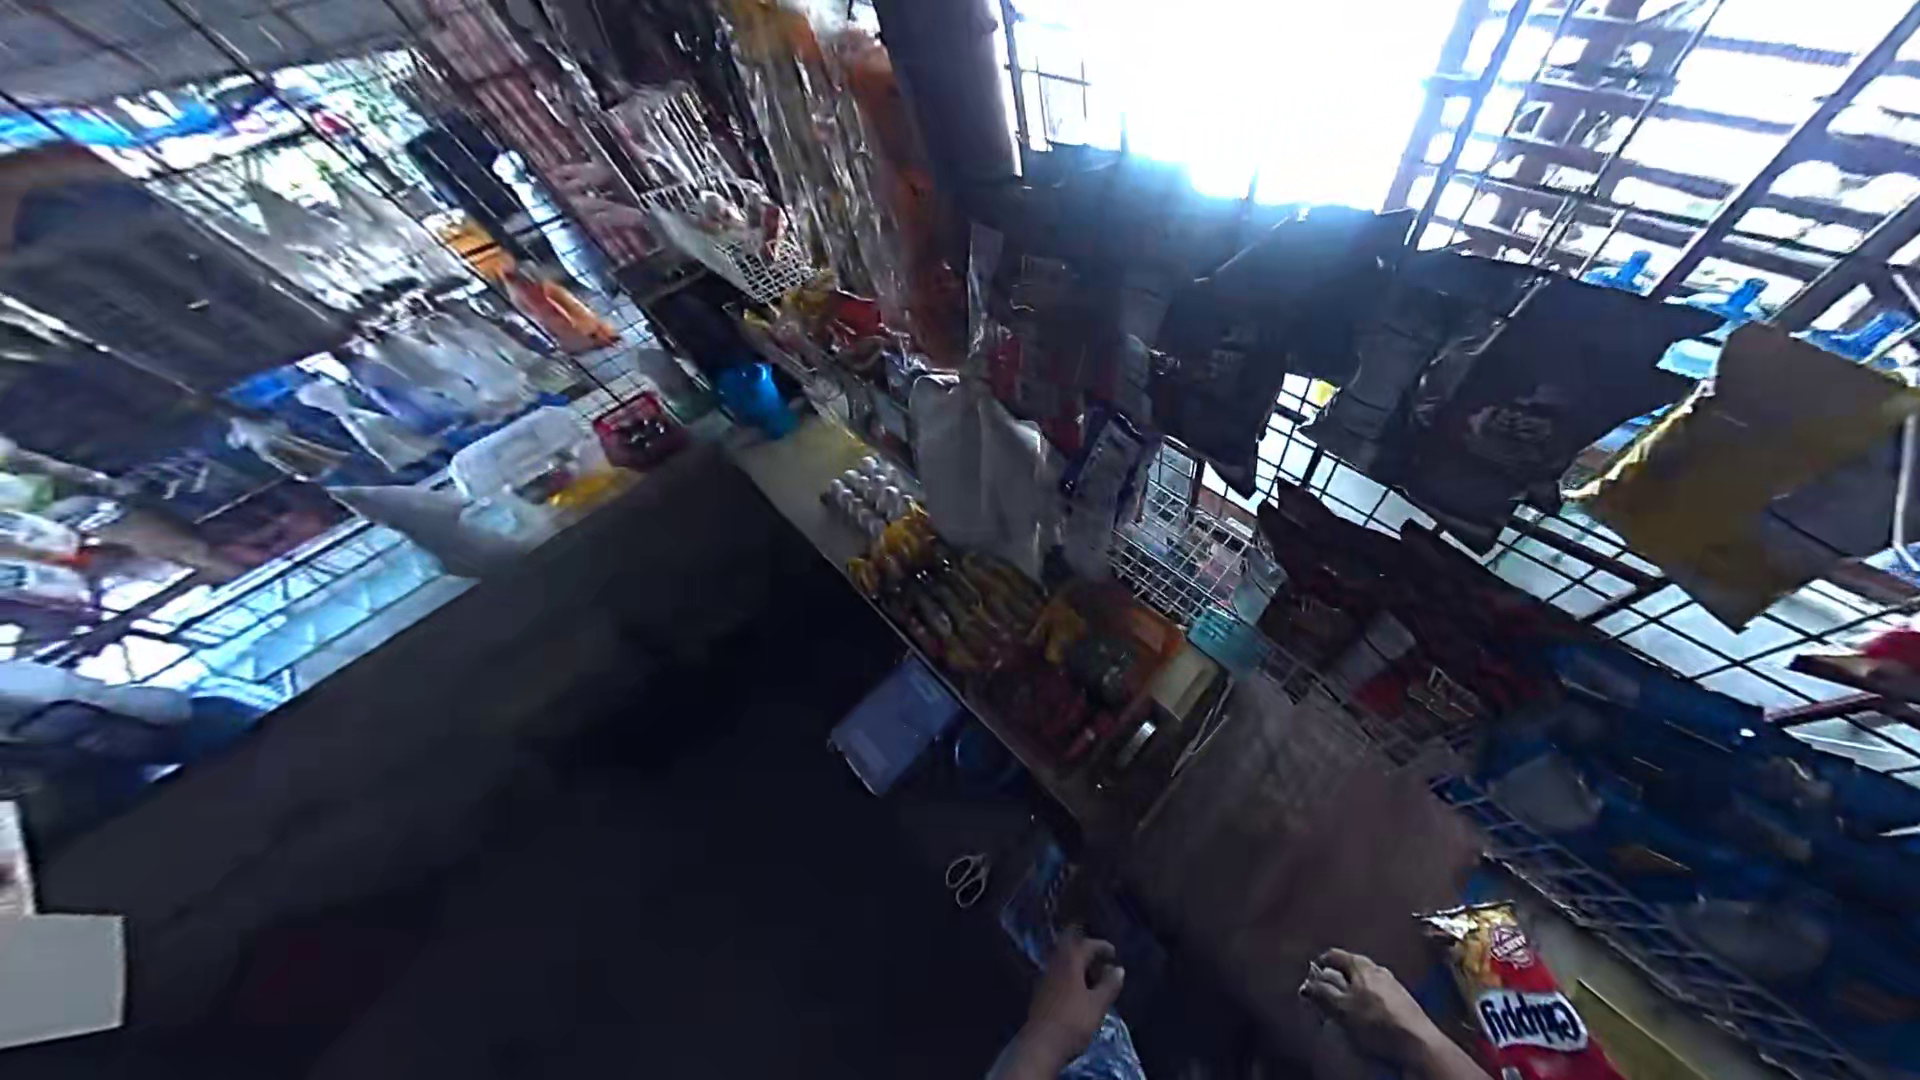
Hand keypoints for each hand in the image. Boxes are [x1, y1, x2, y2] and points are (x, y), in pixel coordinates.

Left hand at [1023, 929, 1124, 1065]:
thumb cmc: (1073, 1021)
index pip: (1088, 945)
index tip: (1114, 953)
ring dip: (1081, 966)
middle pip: (1074, 950)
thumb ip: (1109, 985)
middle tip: (1104, 966)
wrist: (1042, 1042)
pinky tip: (1079, 991)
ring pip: (1066, 962)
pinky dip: (1072, 976)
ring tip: (1095, 980)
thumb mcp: (1097, 1004)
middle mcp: (1056, 962)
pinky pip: (1060, 973)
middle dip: (1090, 955)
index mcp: (1070, 960)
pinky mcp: (1042, 989)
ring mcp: (1047, 975)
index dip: (1102, 947)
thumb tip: (1119, 969)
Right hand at [1300, 948, 1442, 1066]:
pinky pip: (1381, 999)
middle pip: (1350, 970)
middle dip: (1338, 983)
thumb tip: (1307, 985)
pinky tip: (1371, 1021)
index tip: (1313, 980)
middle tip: (1329, 999)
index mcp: (1359, 963)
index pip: (1332, 955)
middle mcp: (1377, 968)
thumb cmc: (1377, 1022)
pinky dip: (1371, 1006)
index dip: (1319, 966)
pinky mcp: (1407, 1005)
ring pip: (1366, 985)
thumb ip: (1320, 993)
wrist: (1422, 1047)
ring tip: (1349, 1013)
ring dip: (1355, 995)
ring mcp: (1395, 986)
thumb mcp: (1341, 1009)